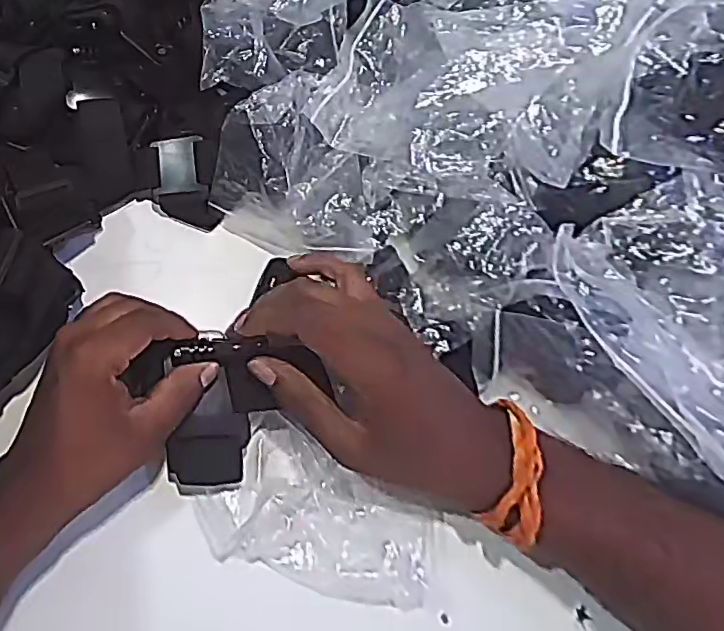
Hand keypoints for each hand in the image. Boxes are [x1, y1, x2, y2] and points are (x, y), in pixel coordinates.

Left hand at [0, 293, 216, 521]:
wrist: (42, 479)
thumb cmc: (80, 462)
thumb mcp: (146, 432)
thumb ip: (179, 393)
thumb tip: (201, 369)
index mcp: (92, 353)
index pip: (143, 320)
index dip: (176, 327)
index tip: (195, 341)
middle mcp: (74, 339)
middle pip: (125, 305)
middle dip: (160, 318)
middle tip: (184, 342)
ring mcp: (64, 343)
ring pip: (109, 307)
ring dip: (140, 317)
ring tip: (166, 344)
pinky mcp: (61, 351)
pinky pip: (95, 320)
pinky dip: (120, 324)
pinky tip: (138, 351)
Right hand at [238, 254, 511, 512]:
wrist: (481, 455)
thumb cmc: (418, 456)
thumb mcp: (352, 445)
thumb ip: (302, 400)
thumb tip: (262, 365)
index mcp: (363, 358)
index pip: (300, 315)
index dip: (262, 319)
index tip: (242, 338)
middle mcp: (372, 327)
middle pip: (305, 295)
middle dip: (266, 308)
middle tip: (246, 332)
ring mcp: (382, 317)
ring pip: (322, 282)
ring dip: (286, 290)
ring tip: (265, 311)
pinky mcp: (388, 317)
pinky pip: (350, 276)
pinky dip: (320, 266)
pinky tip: (300, 270)